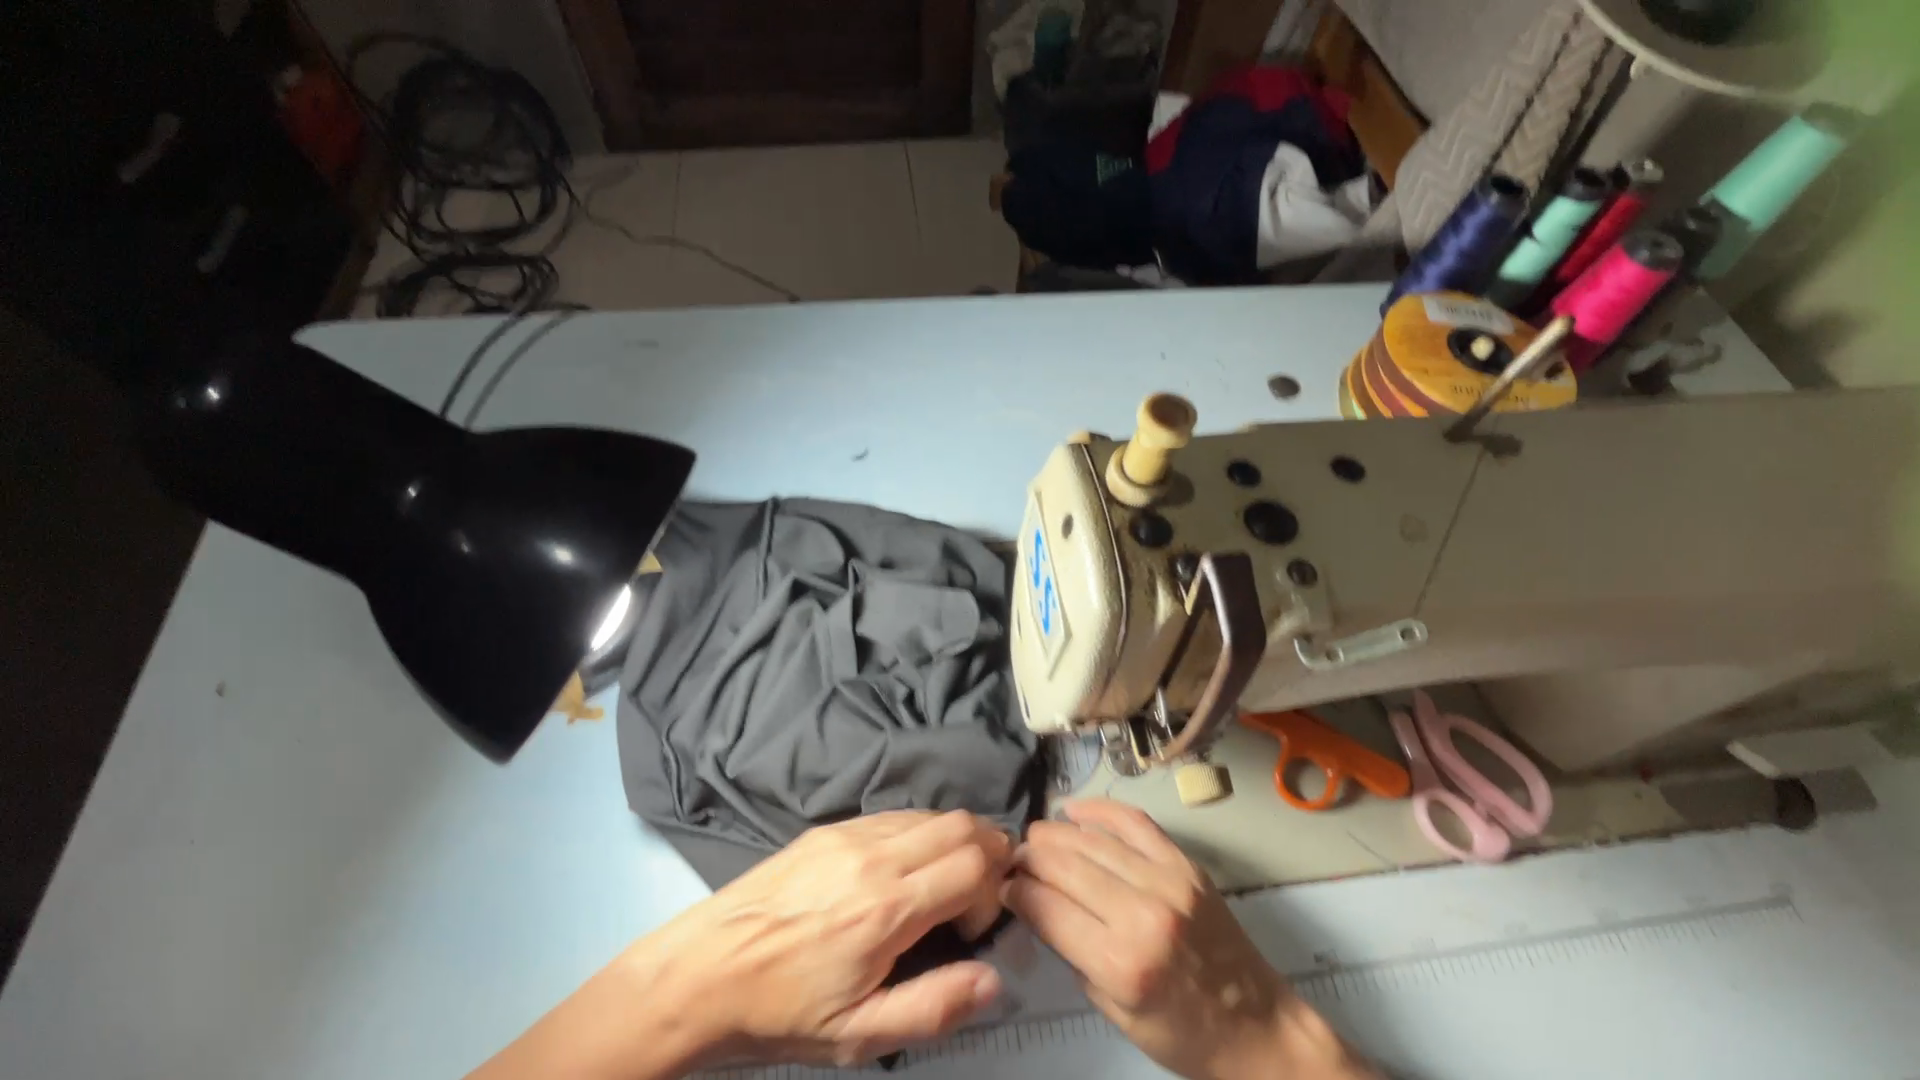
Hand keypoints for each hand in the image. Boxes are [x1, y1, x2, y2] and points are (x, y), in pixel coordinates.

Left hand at [633, 809, 1012, 1067]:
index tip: (972, 929)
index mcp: (887, 909)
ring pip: (929, 815)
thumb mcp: (858, 1036)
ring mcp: (848, 835)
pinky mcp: (827, 828)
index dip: (993, 892)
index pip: (974, 865)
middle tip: (980, 894)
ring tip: (945, 882)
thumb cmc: (781, 1011)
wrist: (702, 971)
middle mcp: (874, 857)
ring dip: (955, 840)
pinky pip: (893, 815)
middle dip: (988, 852)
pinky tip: (904, 869)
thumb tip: (993, 979)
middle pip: (961, 826)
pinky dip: (919, 832)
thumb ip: (933, 1007)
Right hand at [1005, 799, 1374, 1079]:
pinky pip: (1135, 822)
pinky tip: (1076, 810)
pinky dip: (1101, 810)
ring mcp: (1168, 881)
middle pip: (1063, 864)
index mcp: (1119, 962)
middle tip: (1012, 858)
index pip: (1045, 906)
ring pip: (1093, 839)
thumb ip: (1072, 953)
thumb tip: (1038, 904)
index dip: (1014, 890)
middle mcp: (1141, 913)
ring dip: (1055, 832)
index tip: (1001, 886)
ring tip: (1036, 835)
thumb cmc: (1181, 1034)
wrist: (1258, 1026)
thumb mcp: (1111, 1009)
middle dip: (1028, 857)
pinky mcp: (1186, 865)